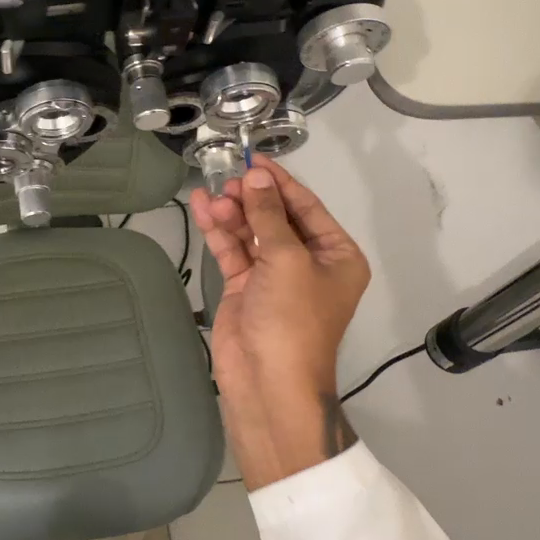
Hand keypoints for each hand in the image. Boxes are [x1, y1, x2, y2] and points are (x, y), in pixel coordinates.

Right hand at [190, 158, 370, 489]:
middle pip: (277, 217)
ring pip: (252, 232)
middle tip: (226, 179)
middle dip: (252, 198)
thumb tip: (256, 177)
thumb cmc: (292, 319)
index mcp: (337, 255)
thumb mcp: (286, 260)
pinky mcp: (246, 287)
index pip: (307, 207)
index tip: (254, 158)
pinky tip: (202, 209)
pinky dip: (219, 231)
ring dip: (232, 213)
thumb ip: (268, 215)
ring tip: (210, 195)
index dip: (280, 182)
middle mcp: (308, 262)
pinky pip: (233, 251)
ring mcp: (274, 275)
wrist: (267, 380)